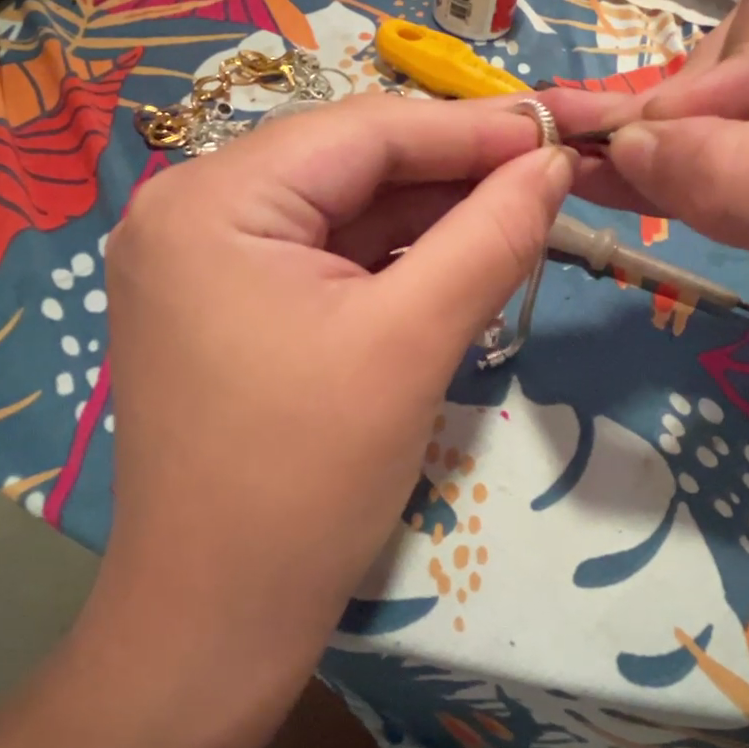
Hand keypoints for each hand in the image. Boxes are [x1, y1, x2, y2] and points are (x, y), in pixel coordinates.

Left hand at [90, 97, 571, 747]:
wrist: (217, 619)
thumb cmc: (307, 481)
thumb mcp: (412, 342)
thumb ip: (491, 235)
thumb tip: (554, 160)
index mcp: (212, 200)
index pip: (363, 130)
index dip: (471, 128)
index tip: (559, 131)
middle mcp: (189, 209)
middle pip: (348, 163)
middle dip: (452, 171)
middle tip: (549, 174)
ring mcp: (199, 259)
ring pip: (339, 209)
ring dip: (428, 213)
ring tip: (518, 213)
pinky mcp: (221, 304)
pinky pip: (320, 255)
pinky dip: (390, 254)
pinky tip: (454, 258)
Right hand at [545, 0, 748, 427]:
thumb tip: (622, 146)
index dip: (731, 65)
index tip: (684, 143)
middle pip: (740, 51)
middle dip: (680, 111)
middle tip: (610, 162)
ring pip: (713, 108)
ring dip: (643, 139)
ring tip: (564, 150)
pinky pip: (712, 160)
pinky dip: (656, 174)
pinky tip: (595, 179)